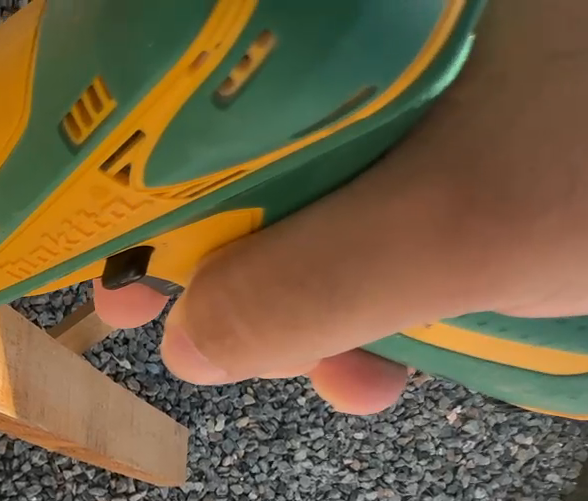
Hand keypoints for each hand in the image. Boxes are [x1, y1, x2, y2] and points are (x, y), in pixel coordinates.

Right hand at [94, 2, 587, 414]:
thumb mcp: (480, 224)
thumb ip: (306, 289)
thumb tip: (185, 347)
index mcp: (352, 22)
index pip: (183, 84)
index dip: (123, 172)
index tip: (107, 256)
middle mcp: (381, 43)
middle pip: (236, 154)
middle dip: (219, 260)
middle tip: (191, 331)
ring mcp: (435, 94)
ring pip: (311, 199)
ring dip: (308, 302)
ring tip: (348, 377)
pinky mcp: (478, 142)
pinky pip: (380, 218)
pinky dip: (378, 292)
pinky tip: (404, 354)